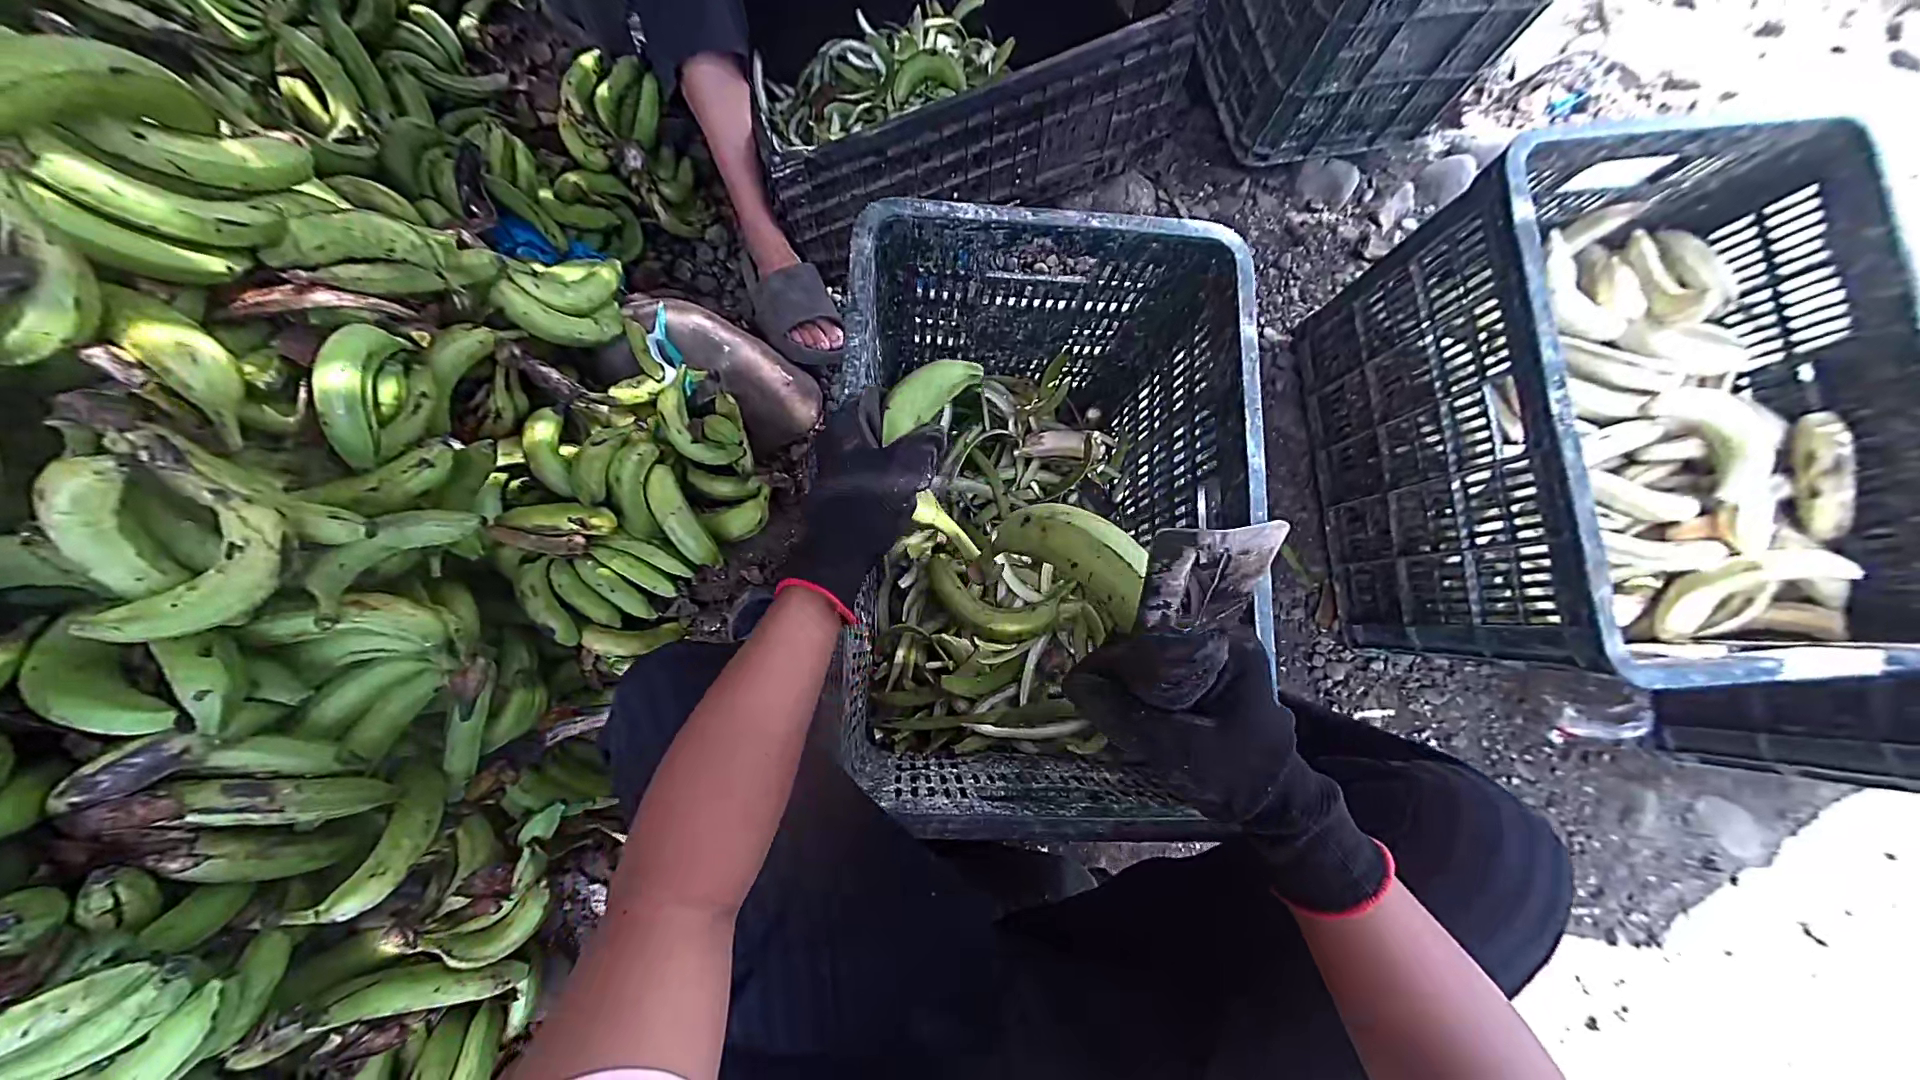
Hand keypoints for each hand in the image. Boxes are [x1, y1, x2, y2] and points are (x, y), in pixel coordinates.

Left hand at [776, 388, 940, 619]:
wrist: (839, 552)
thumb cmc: (869, 503)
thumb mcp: (905, 469)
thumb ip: (923, 444)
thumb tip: (936, 430)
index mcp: (845, 425)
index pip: (876, 398)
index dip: (901, 406)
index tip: (921, 421)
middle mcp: (833, 440)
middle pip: (875, 426)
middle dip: (899, 435)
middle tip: (922, 449)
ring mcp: (833, 465)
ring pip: (872, 451)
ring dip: (893, 460)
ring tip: (914, 474)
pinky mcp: (838, 489)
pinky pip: (867, 472)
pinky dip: (883, 478)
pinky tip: (898, 494)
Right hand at [1064, 629, 1389, 913]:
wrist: (1277, 807)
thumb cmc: (1238, 777)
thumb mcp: (1178, 751)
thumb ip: (1127, 716)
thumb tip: (1073, 683)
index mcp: (1228, 647)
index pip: (1154, 640)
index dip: (1112, 661)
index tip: (1079, 683)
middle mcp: (1221, 642)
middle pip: (1150, 648)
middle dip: (1117, 674)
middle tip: (1085, 698)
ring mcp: (1214, 658)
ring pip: (1152, 663)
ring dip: (1124, 686)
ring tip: (1097, 706)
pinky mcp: (1205, 677)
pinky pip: (1161, 676)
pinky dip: (1138, 694)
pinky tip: (1121, 712)